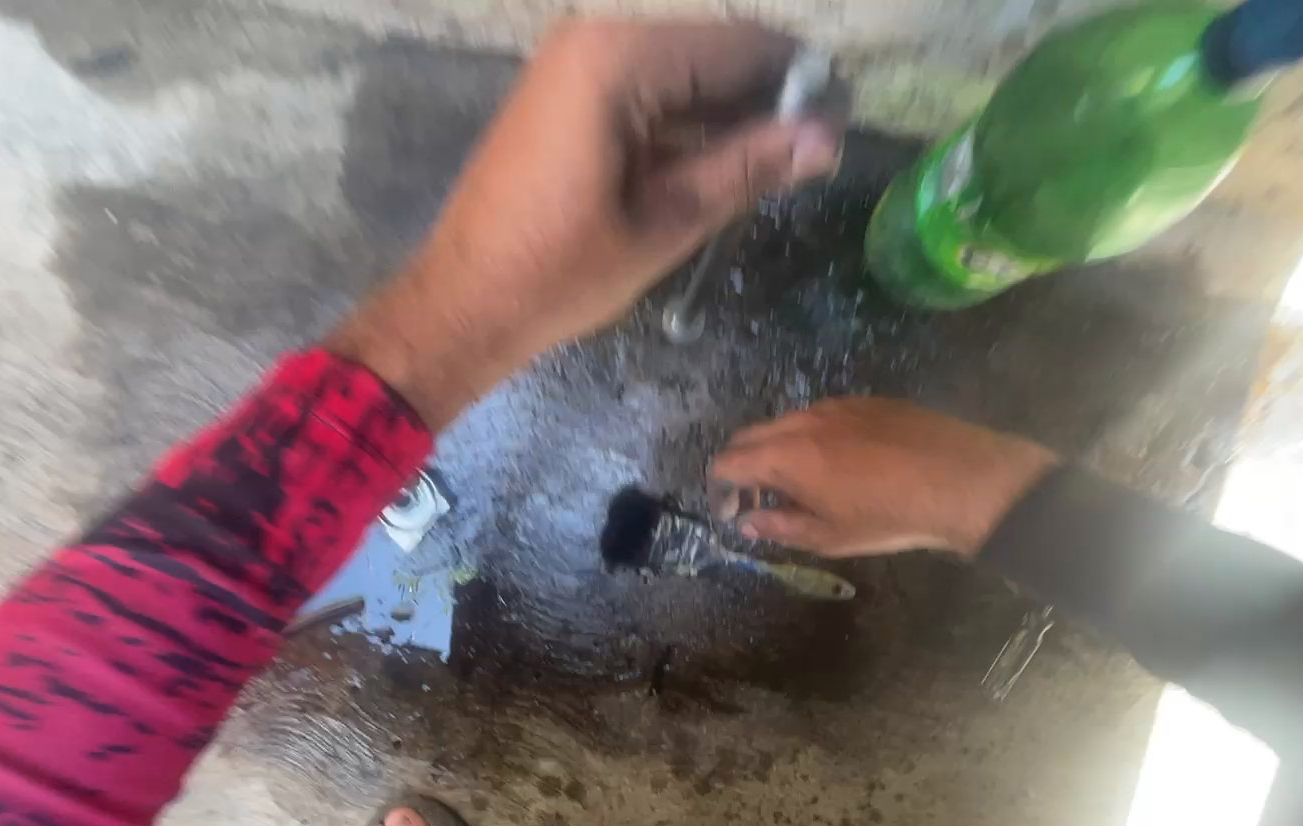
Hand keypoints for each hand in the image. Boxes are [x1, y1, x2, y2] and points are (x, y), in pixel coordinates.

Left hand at [328, 19, 844, 429]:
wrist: (464, 306)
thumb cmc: (560, 274)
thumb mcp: (664, 223)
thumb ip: (745, 169)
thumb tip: (826, 138)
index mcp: (617, 59)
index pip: (735, 45)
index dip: (795, 80)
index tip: (838, 122)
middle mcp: (590, 42)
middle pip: (702, 59)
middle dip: (756, 106)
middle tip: (806, 161)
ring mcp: (566, 73)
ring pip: (670, 85)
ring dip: (717, 126)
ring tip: (765, 176)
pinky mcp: (555, 108)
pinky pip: (634, 106)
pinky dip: (673, 136)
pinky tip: (705, 175)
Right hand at [708, 398, 1059, 556]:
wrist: (963, 480)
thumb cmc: (888, 516)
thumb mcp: (827, 536)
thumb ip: (778, 526)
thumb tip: (747, 522)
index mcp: (785, 456)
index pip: (727, 462)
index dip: (719, 489)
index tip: (731, 512)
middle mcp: (801, 421)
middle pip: (748, 436)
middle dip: (741, 467)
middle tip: (756, 499)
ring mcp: (834, 406)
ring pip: (784, 423)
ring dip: (775, 451)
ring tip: (798, 483)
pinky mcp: (864, 401)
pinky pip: (820, 416)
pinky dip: (809, 438)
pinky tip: (838, 463)